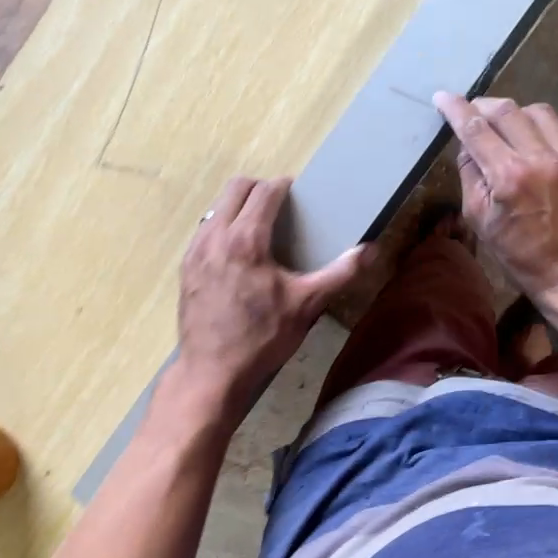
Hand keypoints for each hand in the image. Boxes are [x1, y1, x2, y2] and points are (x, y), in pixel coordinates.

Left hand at [169, 177, 366, 421]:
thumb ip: (340, 273)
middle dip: (259, 188)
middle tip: (280, 205)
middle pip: (235, 189)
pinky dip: (222, 227)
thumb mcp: (307, 305)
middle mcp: (215, 237)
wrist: (212, 372)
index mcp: (246, 240)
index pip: (264, 192)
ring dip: (238, 206)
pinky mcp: (186, 268)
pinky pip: (204, 230)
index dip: (283, 186)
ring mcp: (195, 252)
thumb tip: (371, 250)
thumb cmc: (262, 337)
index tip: (297, 193)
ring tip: (259, 226)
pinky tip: (238, 253)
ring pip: (216, 208)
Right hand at [432, 93, 557, 301]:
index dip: (455, 109)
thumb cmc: (517, 251)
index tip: (442, 98)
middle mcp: (538, 158)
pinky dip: (541, 121)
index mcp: (508, 176)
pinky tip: (532, 134)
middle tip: (470, 112)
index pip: (475, 128)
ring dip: (514, 112)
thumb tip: (467, 143)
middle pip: (505, 110)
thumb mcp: (479, 218)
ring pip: (535, 110)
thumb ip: (470, 174)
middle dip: (482, 106)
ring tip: (503, 125)